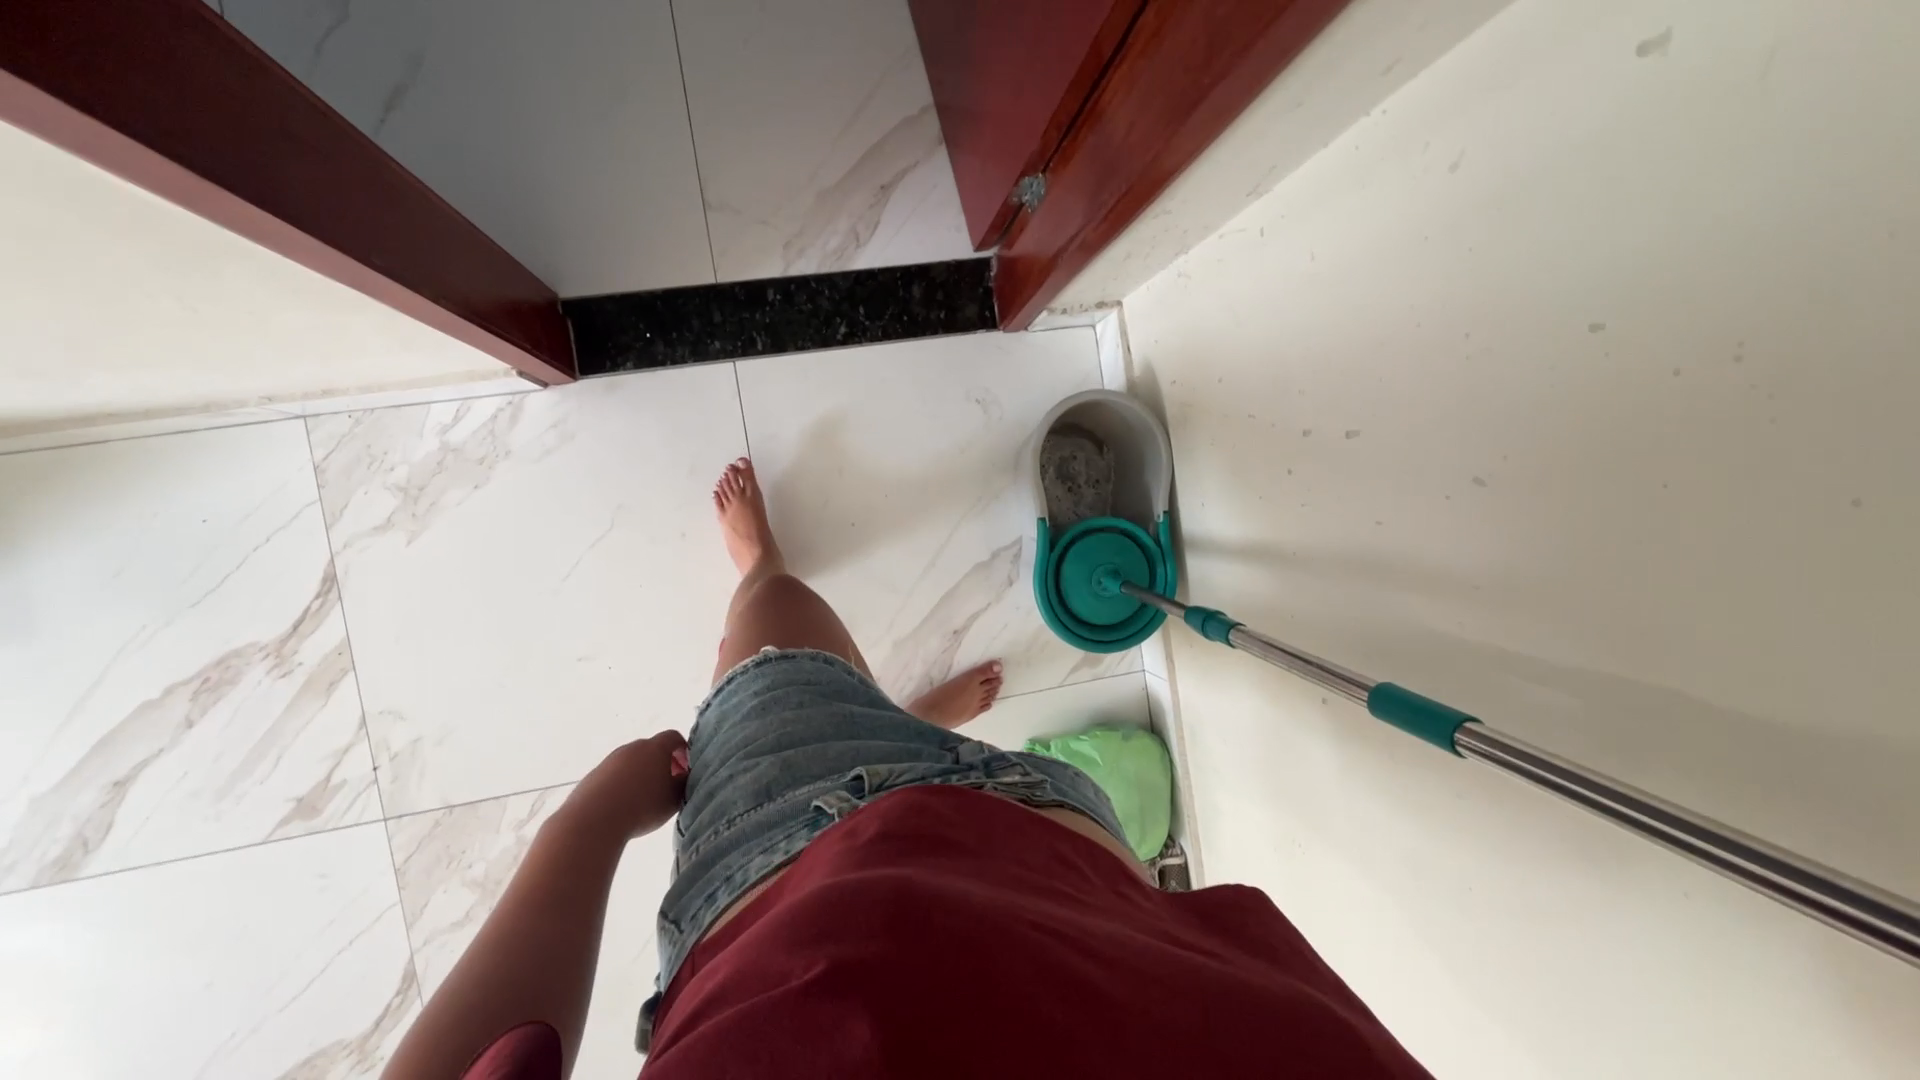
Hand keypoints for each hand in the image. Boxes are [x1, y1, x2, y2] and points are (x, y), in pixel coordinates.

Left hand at [564, 730, 688, 840]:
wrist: (592, 821)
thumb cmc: (642, 806)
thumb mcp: (675, 797)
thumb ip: (684, 782)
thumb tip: (684, 775)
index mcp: (655, 747)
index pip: (674, 737)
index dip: (683, 751)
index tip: (684, 770)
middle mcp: (631, 748)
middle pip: (651, 749)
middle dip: (661, 764)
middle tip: (665, 787)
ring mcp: (609, 761)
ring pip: (630, 763)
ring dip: (639, 776)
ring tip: (642, 801)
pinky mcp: (592, 777)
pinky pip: (613, 777)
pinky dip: (620, 786)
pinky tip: (621, 808)